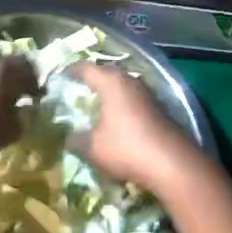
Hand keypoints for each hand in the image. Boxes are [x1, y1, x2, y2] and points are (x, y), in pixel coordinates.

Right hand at [65, 63, 206, 189]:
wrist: (173, 163)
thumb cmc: (126, 148)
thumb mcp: (92, 147)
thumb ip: (76, 139)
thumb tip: (68, 137)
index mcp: (112, 82)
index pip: (86, 68)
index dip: (70, 71)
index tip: (58, 77)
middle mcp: (131, 81)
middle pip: (106, 74)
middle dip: (91, 81)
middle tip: (75, 90)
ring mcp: (148, 94)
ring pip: (122, 87)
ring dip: (108, 94)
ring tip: (93, 106)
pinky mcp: (159, 110)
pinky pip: (133, 101)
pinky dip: (121, 106)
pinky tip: (115, 120)